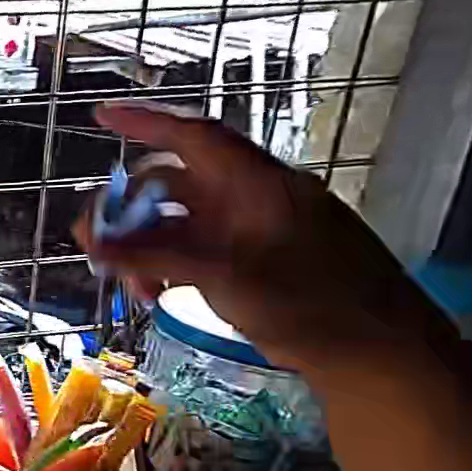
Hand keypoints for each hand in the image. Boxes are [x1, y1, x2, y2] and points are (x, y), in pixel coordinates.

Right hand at [72, 101, 442, 371]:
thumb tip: (94, 244)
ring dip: (141, 248)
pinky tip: (152, 292)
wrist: (378, 354)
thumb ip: (154, 257)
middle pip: (170, 185)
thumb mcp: (226, 276)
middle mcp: (248, 199)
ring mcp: (246, 230)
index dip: (145, 121)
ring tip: (129, 285)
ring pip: (173, 222)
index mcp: (256, 186)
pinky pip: (187, 248)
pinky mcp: (245, 259)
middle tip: (95, 242)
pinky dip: (161, 264)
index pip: (193, 137)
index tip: (100, 115)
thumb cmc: (314, 305)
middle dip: (126, 212)